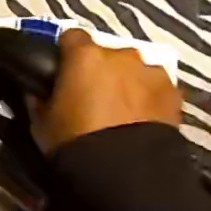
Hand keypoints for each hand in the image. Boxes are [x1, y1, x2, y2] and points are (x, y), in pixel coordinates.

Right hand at [31, 27, 181, 152]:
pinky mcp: (173, 92)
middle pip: (106, 55)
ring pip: (134, 71)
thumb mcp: (42, 126)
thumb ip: (39, 101)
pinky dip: (148, 100)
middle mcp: (121, 54)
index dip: (66, 54)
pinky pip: (155, 89)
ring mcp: (151, 71)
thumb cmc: (74, 143)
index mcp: (85, 56)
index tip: (63, 73)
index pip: (71, 38)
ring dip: (127, 84)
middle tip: (94, 100)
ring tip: (121, 114)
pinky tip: (142, 122)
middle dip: (101, 72)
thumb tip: (36, 92)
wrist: (124, 172)